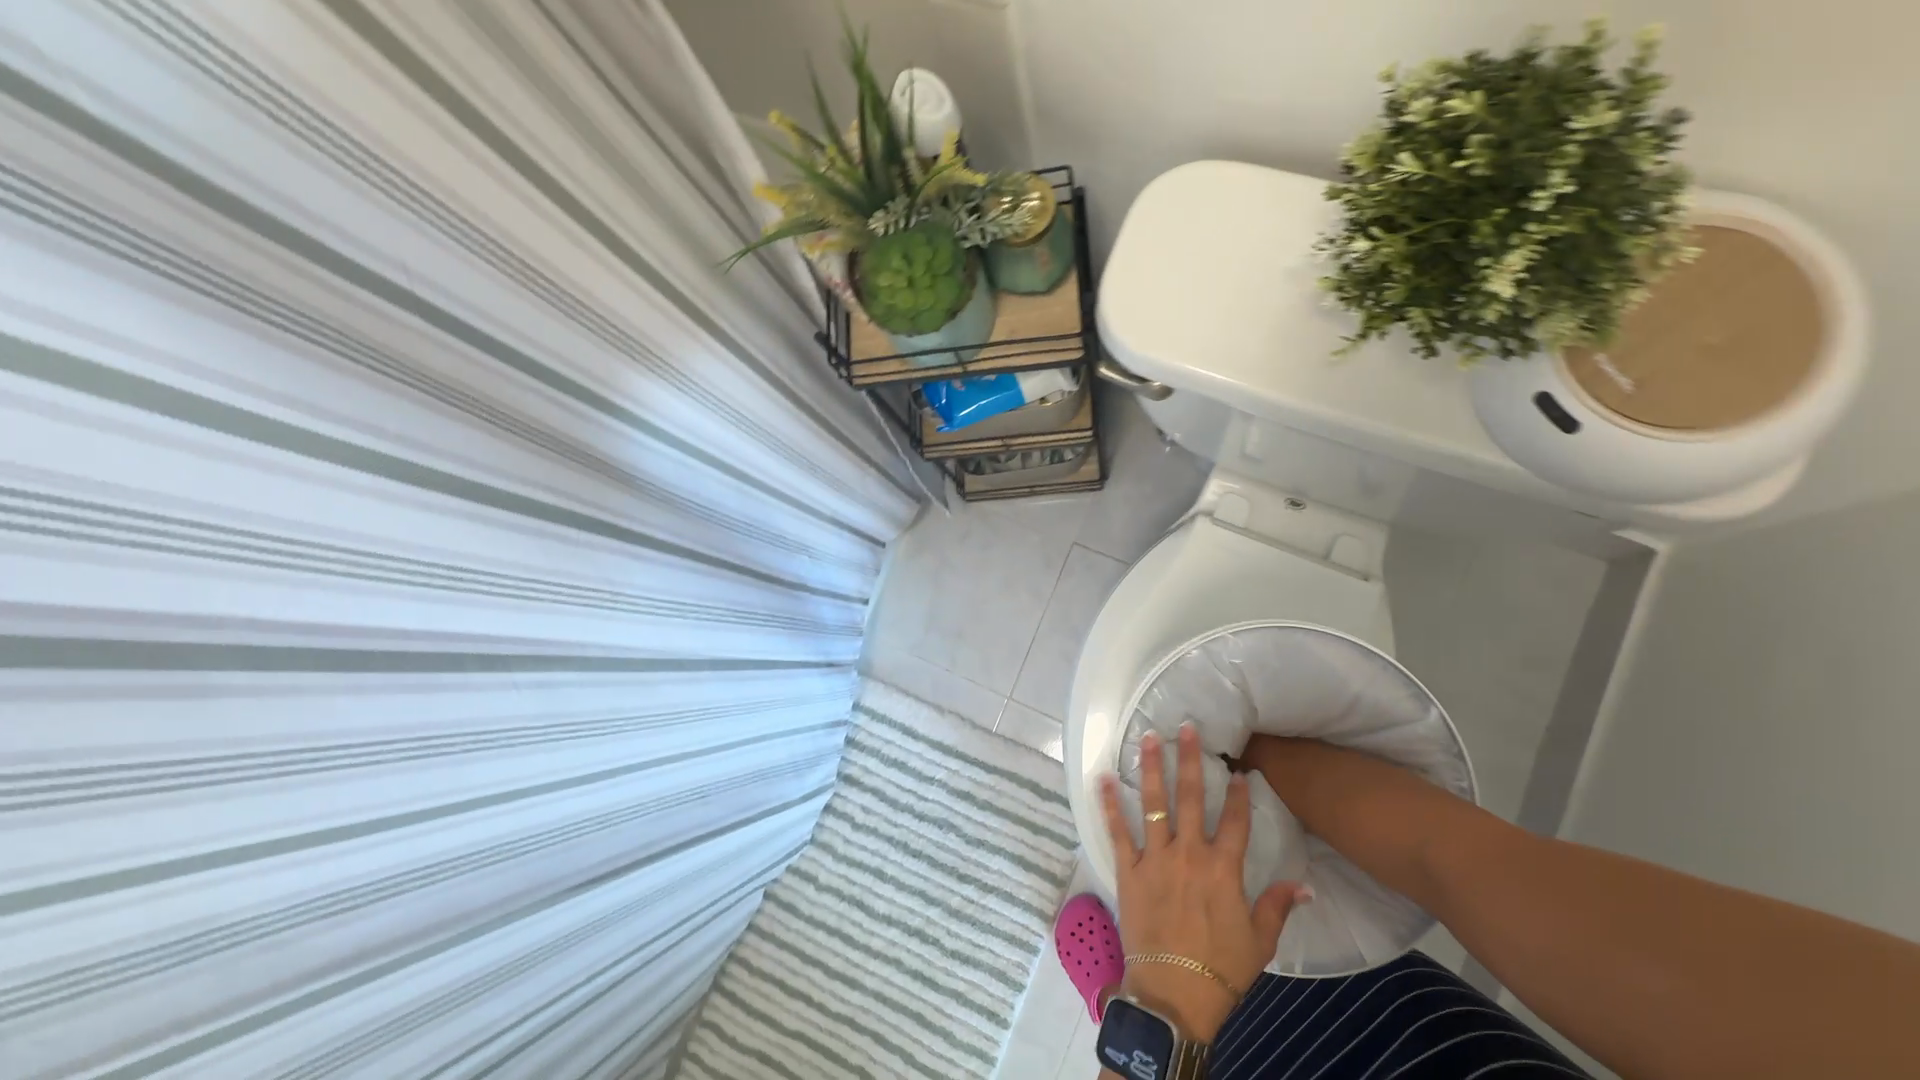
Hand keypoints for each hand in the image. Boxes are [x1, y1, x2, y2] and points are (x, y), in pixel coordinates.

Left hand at [1100, 723, 1307, 1042]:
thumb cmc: (1220, 970)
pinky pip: (1117, 832)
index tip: (1239, 769)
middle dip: (1190, 760)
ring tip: (1148, 737)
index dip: (1239, 794)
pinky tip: (1102, 778)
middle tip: (1187, 727)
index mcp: (1224, 869)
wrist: (1173, 993)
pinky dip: (1109, 805)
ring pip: (1153, 805)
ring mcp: (1155, 860)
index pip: (1235, 821)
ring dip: (1151, 768)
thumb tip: (1305, 885)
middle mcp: (1189, 854)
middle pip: (1191, 798)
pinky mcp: (1128, 873)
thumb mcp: (1260, 941)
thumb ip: (1279, 906)